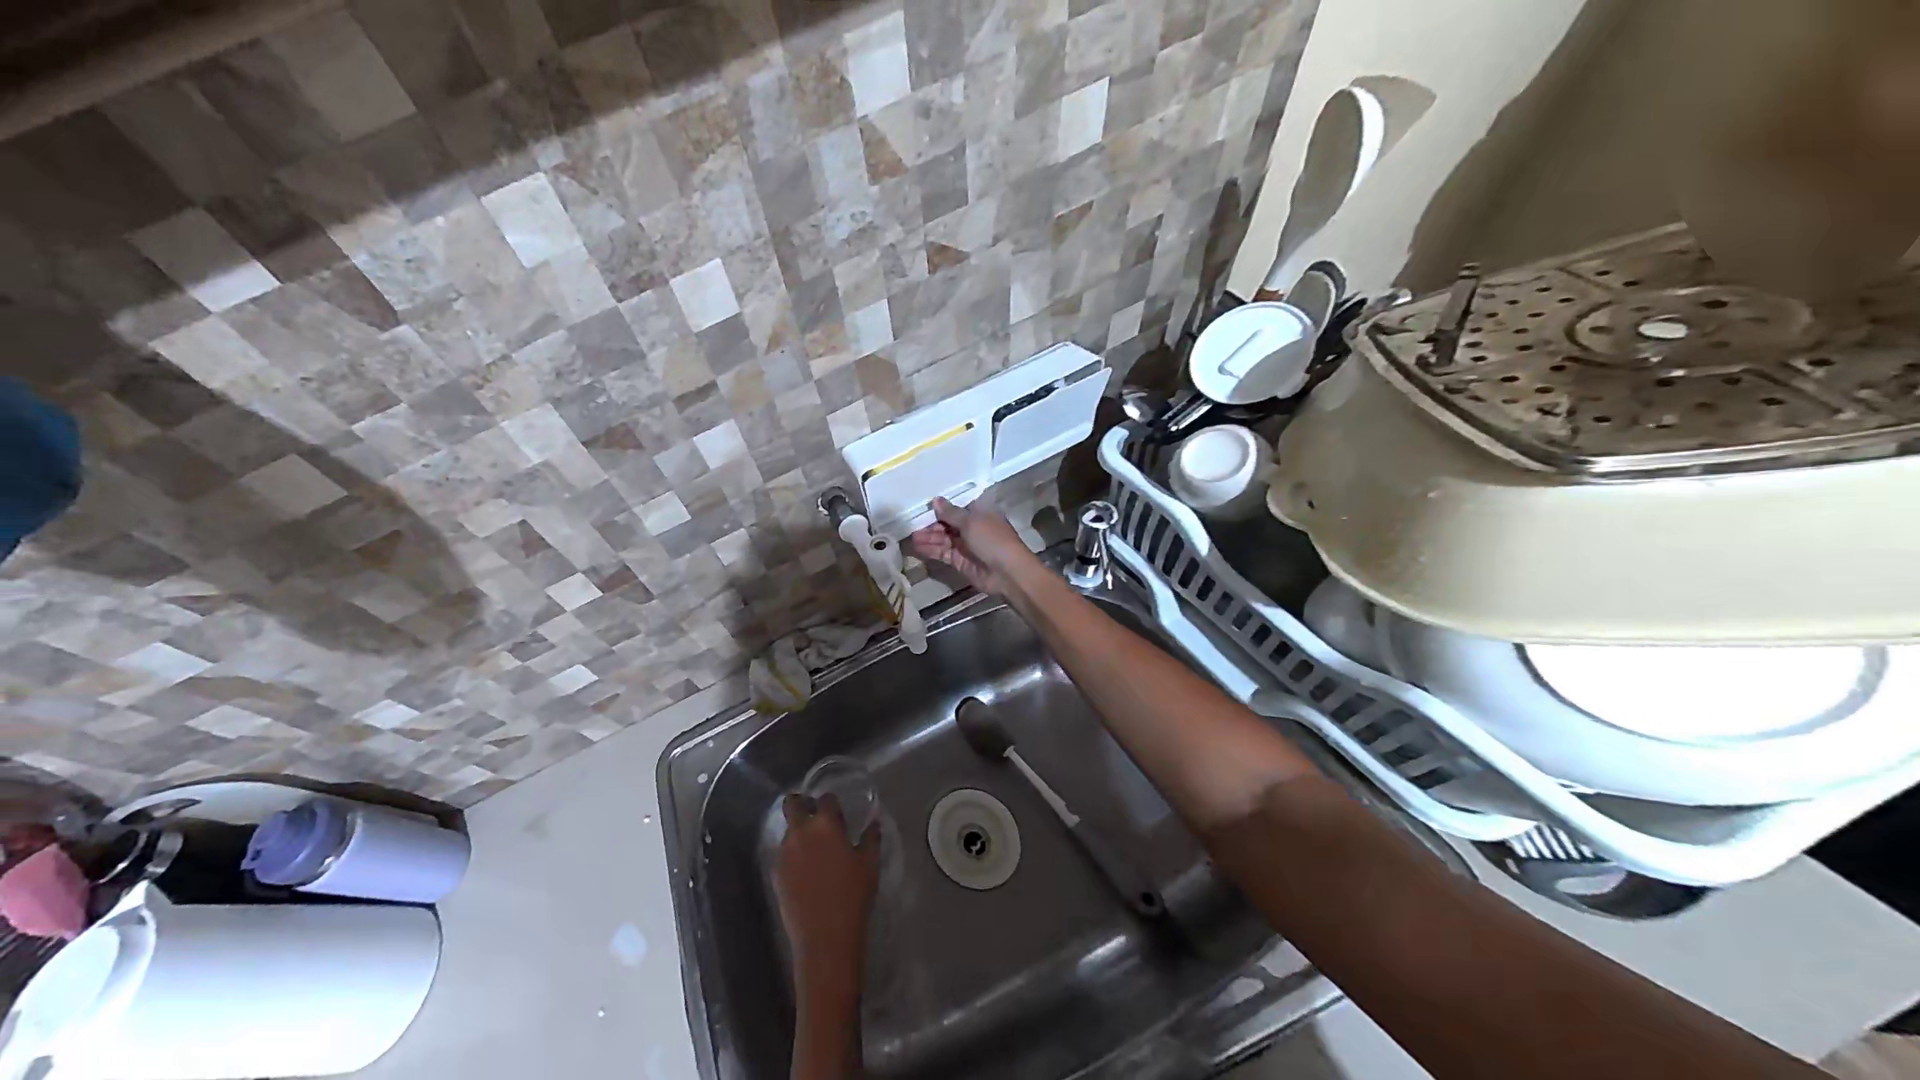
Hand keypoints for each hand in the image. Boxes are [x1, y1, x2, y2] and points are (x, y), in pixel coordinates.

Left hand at [774, 794, 880, 979]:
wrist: (825, 935)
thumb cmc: (853, 895)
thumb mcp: (870, 864)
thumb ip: (871, 838)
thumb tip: (873, 823)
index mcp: (825, 825)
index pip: (826, 799)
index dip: (832, 803)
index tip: (838, 812)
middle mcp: (801, 832)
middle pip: (793, 804)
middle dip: (802, 803)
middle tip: (815, 816)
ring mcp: (784, 853)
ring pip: (788, 830)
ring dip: (798, 831)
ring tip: (813, 848)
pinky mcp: (775, 873)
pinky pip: (783, 853)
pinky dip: (793, 854)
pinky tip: (805, 869)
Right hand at [910, 497, 1034, 597]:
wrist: (1007, 572)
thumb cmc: (992, 539)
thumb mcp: (971, 521)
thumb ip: (951, 513)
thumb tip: (936, 500)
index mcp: (979, 512)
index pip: (956, 507)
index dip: (941, 507)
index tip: (922, 507)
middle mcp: (972, 526)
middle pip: (947, 523)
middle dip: (931, 524)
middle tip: (911, 525)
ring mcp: (966, 545)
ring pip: (943, 538)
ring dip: (928, 537)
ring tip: (910, 537)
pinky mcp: (960, 561)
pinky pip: (943, 553)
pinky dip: (931, 550)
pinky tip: (917, 547)